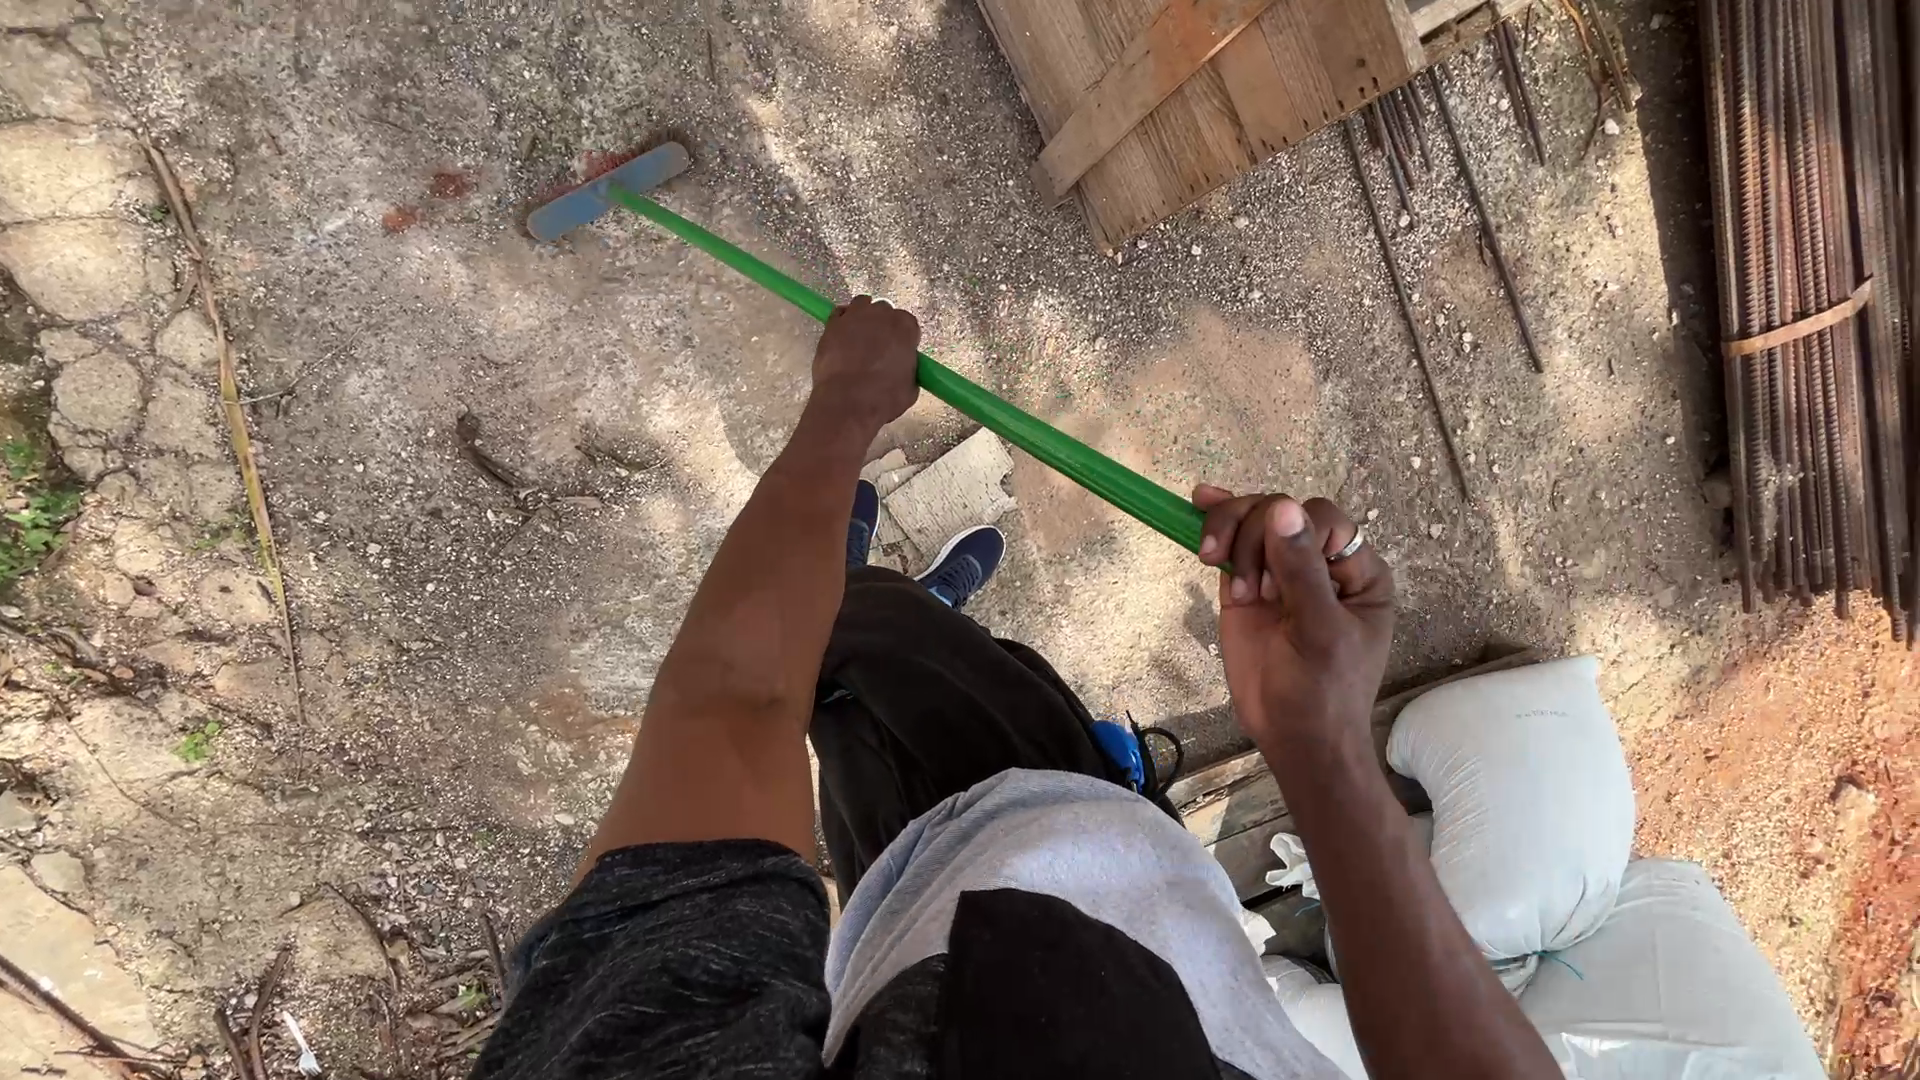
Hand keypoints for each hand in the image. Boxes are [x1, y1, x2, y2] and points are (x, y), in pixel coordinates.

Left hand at [809, 296, 920, 433]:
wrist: (848, 401)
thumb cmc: (884, 397)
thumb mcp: (910, 388)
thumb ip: (909, 369)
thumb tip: (902, 369)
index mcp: (905, 327)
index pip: (908, 325)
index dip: (903, 339)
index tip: (899, 353)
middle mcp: (881, 313)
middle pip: (884, 312)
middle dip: (882, 327)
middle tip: (878, 349)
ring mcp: (855, 315)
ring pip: (861, 306)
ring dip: (863, 318)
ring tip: (859, 340)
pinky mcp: (832, 323)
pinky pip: (839, 313)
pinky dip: (843, 321)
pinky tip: (842, 337)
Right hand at [1193, 485, 1393, 753]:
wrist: (1292, 737)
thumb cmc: (1322, 692)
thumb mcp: (1319, 631)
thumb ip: (1301, 569)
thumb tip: (1281, 508)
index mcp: (1356, 571)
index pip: (1323, 520)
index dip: (1293, 534)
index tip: (1274, 584)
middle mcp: (1319, 563)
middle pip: (1280, 513)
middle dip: (1253, 537)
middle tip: (1247, 592)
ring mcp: (1278, 573)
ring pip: (1251, 522)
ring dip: (1229, 535)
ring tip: (1213, 561)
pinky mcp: (1243, 587)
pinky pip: (1230, 547)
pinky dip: (1213, 527)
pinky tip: (1197, 504)